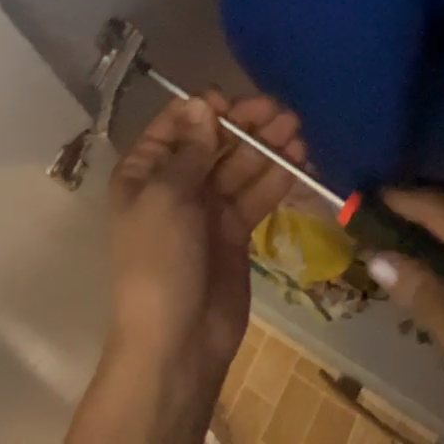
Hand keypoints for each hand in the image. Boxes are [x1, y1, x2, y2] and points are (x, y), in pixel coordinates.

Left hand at [107, 91, 305, 372]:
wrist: (177, 343)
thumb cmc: (159, 261)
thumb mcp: (166, 198)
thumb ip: (190, 151)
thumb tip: (201, 103)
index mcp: (143, 172)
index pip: (175, 126)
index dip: (204, 110)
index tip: (233, 101)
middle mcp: (173, 184)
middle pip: (212, 142)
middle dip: (244, 125)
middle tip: (281, 112)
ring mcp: (205, 208)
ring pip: (238, 167)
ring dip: (266, 148)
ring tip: (298, 130)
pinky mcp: (234, 232)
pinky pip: (255, 196)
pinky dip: (276, 178)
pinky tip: (300, 162)